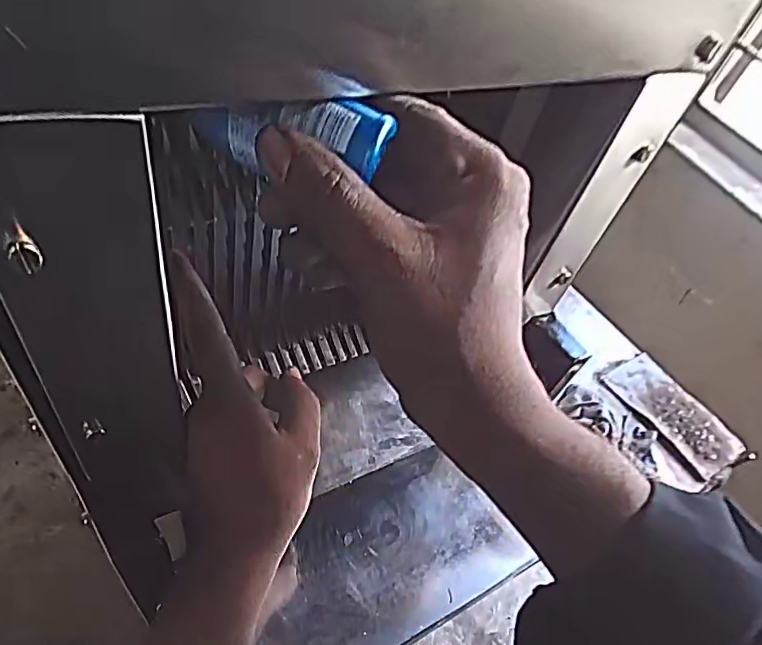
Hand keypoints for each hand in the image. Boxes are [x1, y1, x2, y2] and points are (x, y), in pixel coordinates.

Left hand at [171, 250, 320, 570]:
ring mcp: (196, 435)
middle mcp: (202, 412)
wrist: (238, 550)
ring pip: (228, 403)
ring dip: (253, 414)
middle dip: (257, 386)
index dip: (193, 294)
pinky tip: (264, 464)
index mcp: (228, 400)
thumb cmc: (270, 502)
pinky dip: (244, 434)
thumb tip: (290, 379)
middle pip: (230, 375)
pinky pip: (223, 428)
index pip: (207, 333)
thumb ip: (300, 402)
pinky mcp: (197, 455)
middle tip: (283, 415)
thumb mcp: (304, 449)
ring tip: (277, 451)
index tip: (178, 264)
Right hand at [257, 99, 648, 577]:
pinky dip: (344, 252)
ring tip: (293, 235)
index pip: (400, 122)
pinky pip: (377, 244)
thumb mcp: (383, 258)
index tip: (296, 143)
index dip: (342, 130)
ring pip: (373, 208)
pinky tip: (317, 265)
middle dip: (326, 186)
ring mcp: (445, 239)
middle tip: (284, 194)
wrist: (467, 405)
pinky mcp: (424, 272)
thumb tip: (286, 151)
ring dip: (328, 222)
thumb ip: (331, 199)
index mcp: (478, 179)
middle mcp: (467, 201)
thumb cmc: (453, 341)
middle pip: (381, 167)